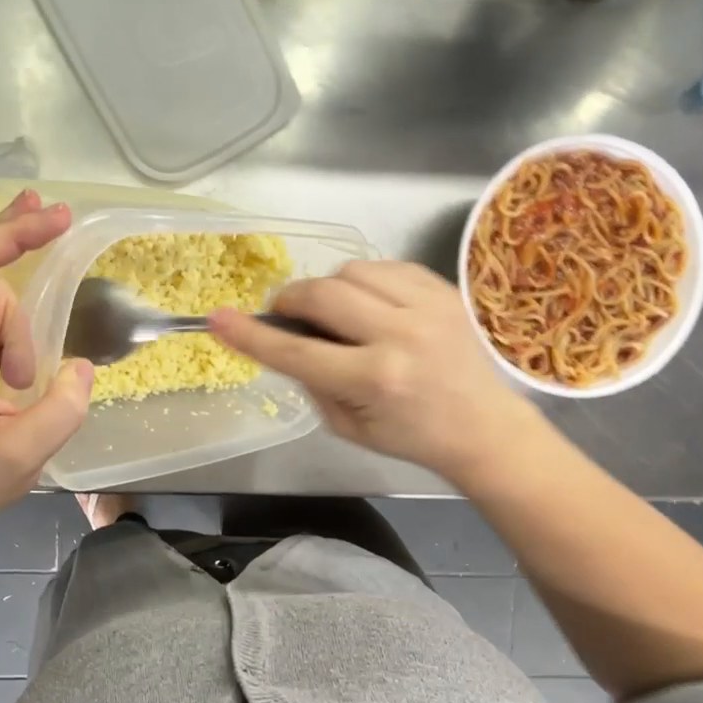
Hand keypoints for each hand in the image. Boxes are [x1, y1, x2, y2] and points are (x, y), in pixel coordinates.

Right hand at [208, 260, 542, 485]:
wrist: (484, 427)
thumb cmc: (410, 437)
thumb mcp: (347, 427)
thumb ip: (312, 382)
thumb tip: (286, 341)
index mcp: (373, 380)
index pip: (296, 350)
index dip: (251, 334)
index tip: (218, 319)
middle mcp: (399, 337)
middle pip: (321, 294)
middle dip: (290, 300)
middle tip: (286, 315)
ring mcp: (426, 308)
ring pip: (351, 271)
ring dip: (328, 289)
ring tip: (334, 314)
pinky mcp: (443, 290)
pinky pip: (384, 265)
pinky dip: (363, 281)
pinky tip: (367, 304)